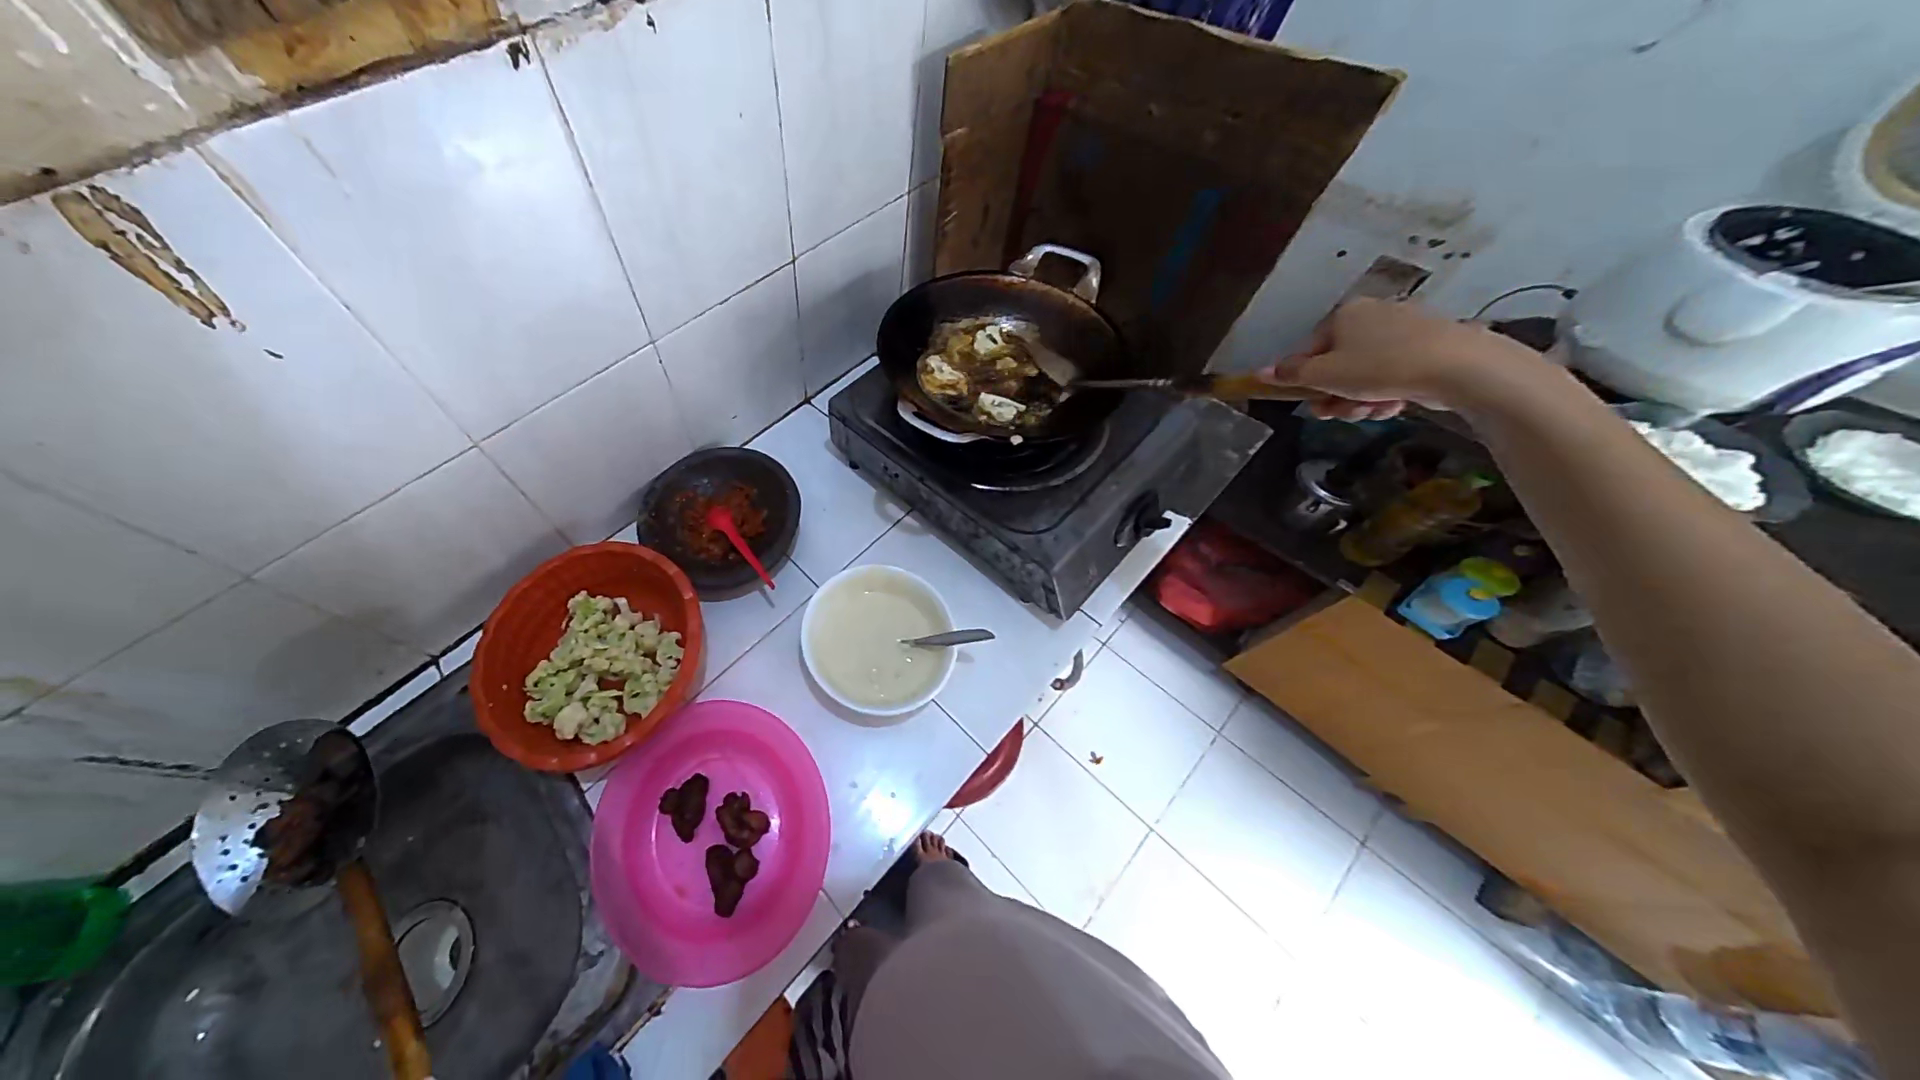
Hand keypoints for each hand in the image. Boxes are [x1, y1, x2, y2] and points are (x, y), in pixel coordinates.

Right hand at [1258, 297, 1549, 420]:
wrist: (1456, 367)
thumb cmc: (1379, 367)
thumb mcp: (1325, 375)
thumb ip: (1291, 374)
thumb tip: (1258, 372)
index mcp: (1344, 314)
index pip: (1309, 350)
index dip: (1304, 380)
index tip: (1309, 403)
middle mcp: (1372, 315)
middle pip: (1338, 364)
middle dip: (1335, 395)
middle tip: (1337, 414)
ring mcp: (1403, 330)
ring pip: (1365, 374)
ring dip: (1359, 399)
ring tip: (1371, 412)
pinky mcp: (1427, 348)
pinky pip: (1393, 374)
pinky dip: (1387, 393)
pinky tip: (1394, 406)